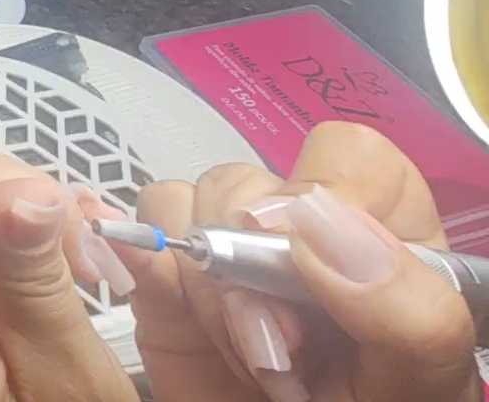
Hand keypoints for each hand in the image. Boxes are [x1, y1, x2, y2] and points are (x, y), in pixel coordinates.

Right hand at [108, 121, 477, 401]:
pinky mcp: (156, 275)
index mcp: (379, 250)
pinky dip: (127, 251)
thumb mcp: (417, 393)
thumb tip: (320, 220)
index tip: (305, 258)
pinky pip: (121, 230)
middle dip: (250, 263)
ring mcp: (216, 253)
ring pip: (178, 202)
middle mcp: (291, 238)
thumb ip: (405, 310)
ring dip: (203, 284)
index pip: (352, 159)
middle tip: (281, 343)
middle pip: (245, 181)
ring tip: (241, 354)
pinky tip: (154, 291)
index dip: (324, 189)